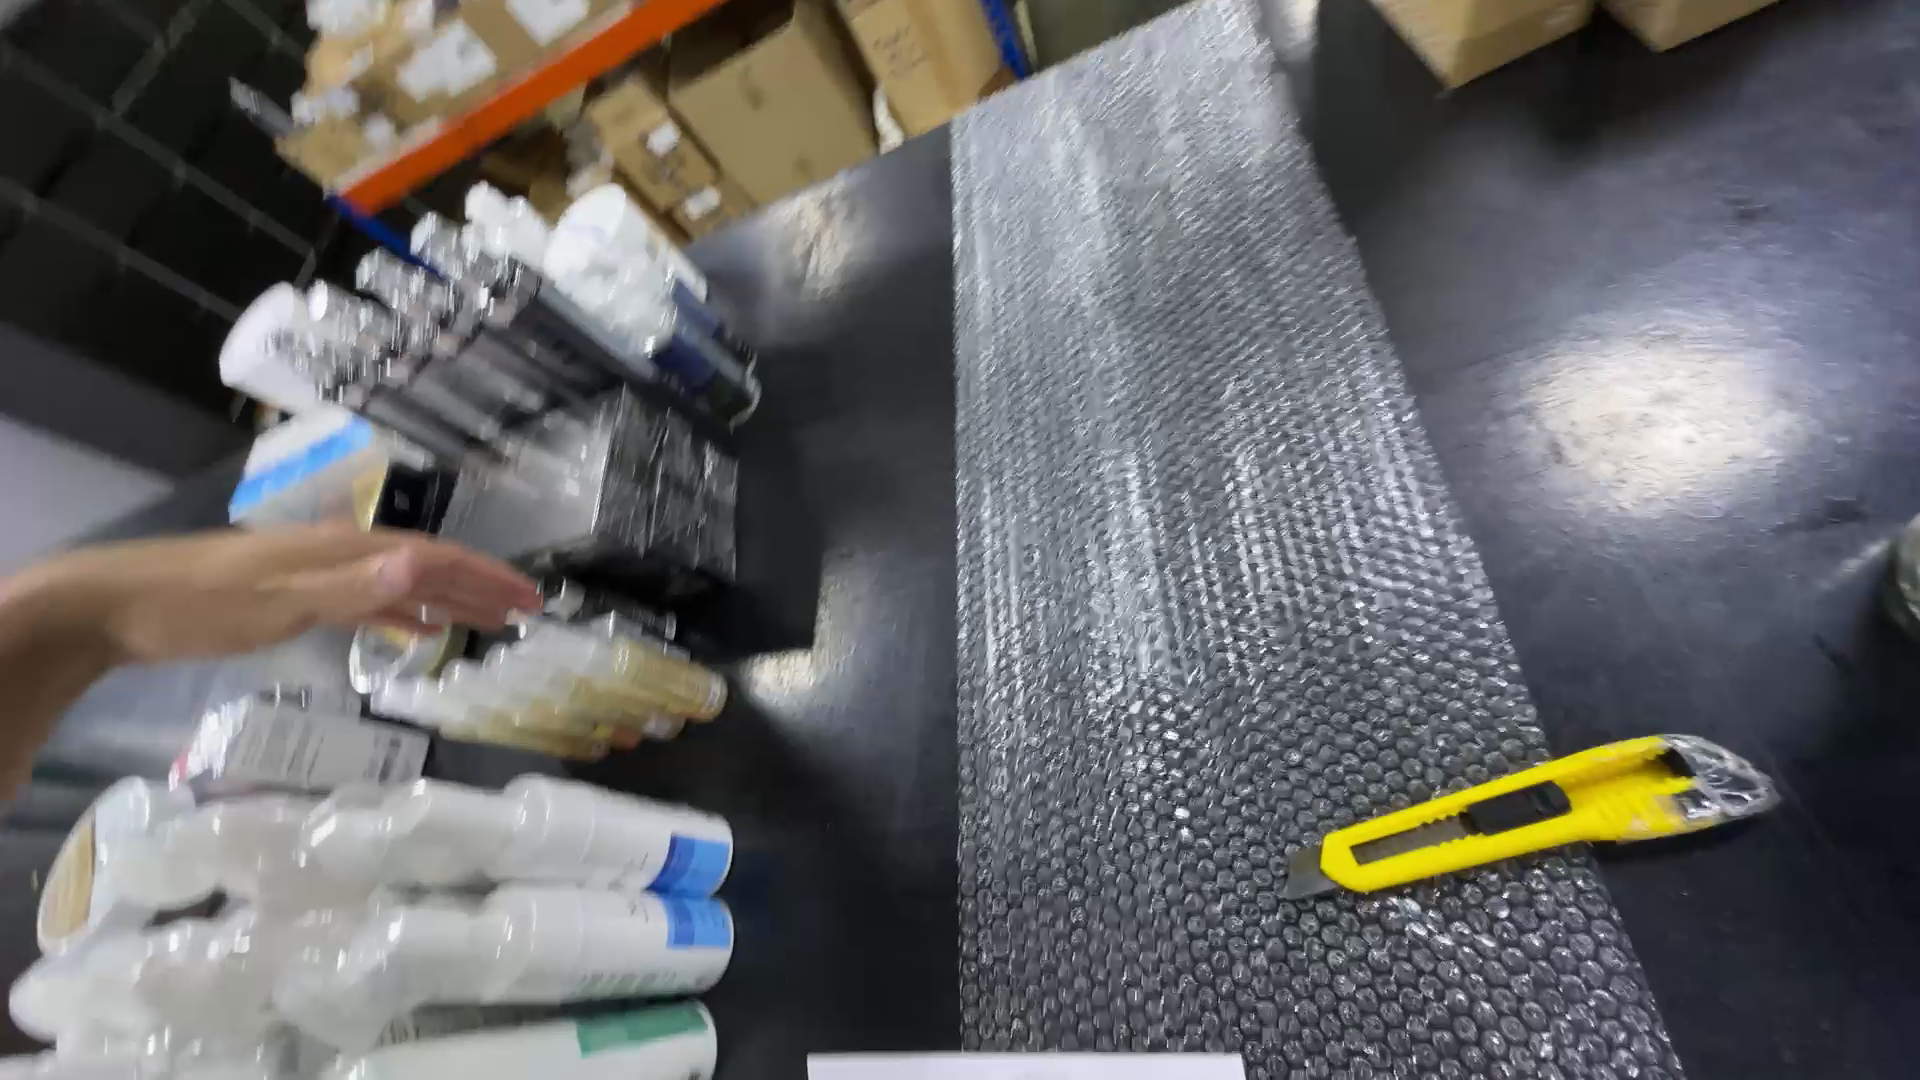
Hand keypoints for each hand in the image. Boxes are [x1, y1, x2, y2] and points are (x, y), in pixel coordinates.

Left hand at [15, 524, 542, 664]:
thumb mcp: (280, 600)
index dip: (489, 577)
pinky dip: (408, 617)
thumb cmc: (198, 605)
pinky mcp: (305, 595)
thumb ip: (356, 587)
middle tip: (529, 610)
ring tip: (492, 622)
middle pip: (432, 569)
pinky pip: (376, 604)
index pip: (440, 559)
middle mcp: (349, 556)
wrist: (109, 605)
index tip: (530, 598)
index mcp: (352, 550)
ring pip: (407, 586)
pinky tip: (422, 633)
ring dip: (453, 603)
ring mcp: (327, 574)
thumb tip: (424, 565)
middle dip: (484, 588)